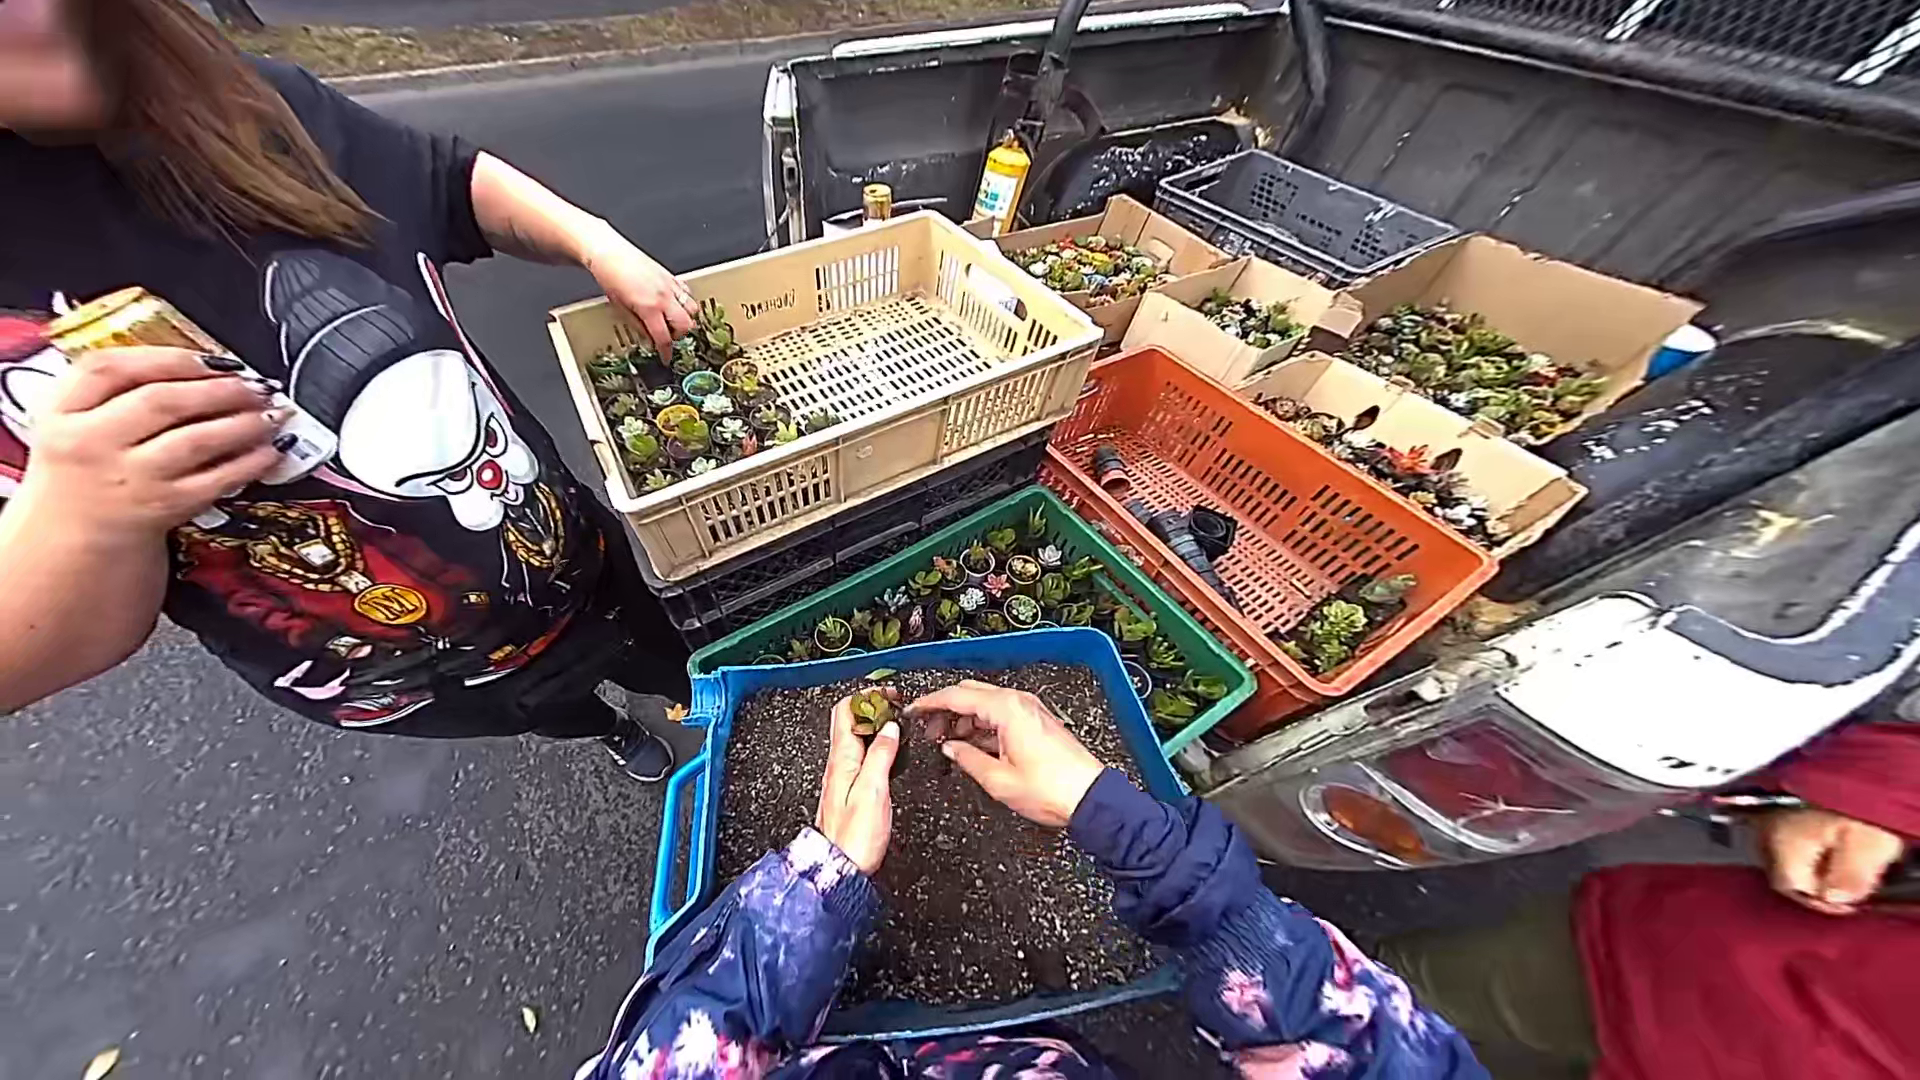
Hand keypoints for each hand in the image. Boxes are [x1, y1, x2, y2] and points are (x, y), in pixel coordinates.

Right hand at [18, 347, 280, 537]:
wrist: (81, 522)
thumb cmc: (94, 459)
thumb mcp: (82, 417)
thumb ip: (125, 387)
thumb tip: (207, 365)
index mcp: (63, 411)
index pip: (109, 369)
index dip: (173, 359)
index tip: (221, 360)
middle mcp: (93, 441)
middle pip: (164, 402)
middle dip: (224, 390)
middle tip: (261, 387)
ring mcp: (136, 475)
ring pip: (201, 438)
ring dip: (249, 422)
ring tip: (277, 413)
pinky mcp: (175, 501)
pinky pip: (228, 475)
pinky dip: (259, 458)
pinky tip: (277, 447)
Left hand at [581, 231, 698, 356]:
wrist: (607, 252)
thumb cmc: (609, 275)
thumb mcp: (620, 307)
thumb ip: (638, 326)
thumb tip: (649, 339)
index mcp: (649, 308)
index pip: (664, 337)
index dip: (665, 351)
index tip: (665, 357)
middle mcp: (664, 298)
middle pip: (685, 326)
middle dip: (678, 335)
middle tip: (668, 335)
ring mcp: (670, 286)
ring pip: (692, 310)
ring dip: (686, 319)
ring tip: (674, 320)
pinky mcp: (672, 277)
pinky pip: (688, 293)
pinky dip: (686, 302)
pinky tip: (676, 304)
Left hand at [815, 693, 900, 874]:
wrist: (840, 871)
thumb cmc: (855, 837)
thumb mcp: (873, 789)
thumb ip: (881, 754)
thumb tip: (890, 728)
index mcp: (842, 758)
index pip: (846, 710)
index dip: (866, 696)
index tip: (889, 694)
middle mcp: (838, 764)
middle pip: (848, 720)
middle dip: (871, 705)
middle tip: (894, 703)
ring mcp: (841, 777)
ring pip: (854, 737)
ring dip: (873, 723)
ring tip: (894, 721)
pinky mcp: (848, 790)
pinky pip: (859, 754)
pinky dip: (874, 743)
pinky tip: (887, 750)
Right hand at [909, 680, 1104, 827]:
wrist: (1090, 797)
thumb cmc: (1051, 789)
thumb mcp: (998, 779)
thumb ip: (967, 758)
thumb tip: (951, 747)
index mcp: (1005, 709)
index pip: (957, 695)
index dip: (930, 703)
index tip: (914, 710)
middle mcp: (1017, 702)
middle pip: (970, 693)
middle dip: (946, 709)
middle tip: (929, 730)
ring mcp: (1028, 709)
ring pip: (985, 703)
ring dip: (964, 717)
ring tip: (949, 741)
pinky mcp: (1035, 720)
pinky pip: (1000, 713)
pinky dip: (982, 724)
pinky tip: (973, 744)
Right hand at [1762, 806, 1905, 914]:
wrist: (1852, 777)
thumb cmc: (1858, 812)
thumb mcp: (1868, 848)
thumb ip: (1849, 878)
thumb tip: (1835, 900)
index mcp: (1781, 843)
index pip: (1788, 885)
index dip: (1820, 901)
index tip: (1853, 905)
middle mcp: (1761, 832)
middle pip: (1779, 872)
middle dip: (1811, 884)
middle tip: (1850, 890)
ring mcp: (1762, 822)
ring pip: (1778, 858)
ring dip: (1806, 870)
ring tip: (1841, 873)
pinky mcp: (1769, 815)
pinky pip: (1780, 845)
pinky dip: (1802, 856)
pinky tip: (1825, 855)